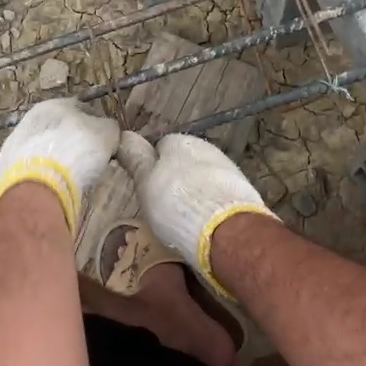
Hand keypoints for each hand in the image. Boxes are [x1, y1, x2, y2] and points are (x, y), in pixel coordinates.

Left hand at [0, 99, 120, 231]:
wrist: (43, 182)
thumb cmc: (78, 152)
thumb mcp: (107, 135)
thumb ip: (109, 128)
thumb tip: (107, 129)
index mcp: (55, 106)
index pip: (79, 108)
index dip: (93, 124)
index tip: (101, 141)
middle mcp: (30, 119)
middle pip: (53, 126)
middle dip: (65, 138)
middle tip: (80, 159)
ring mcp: (12, 142)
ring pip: (29, 144)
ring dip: (41, 154)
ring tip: (55, 174)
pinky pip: (3, 166)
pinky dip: (10, 171)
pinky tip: (21, 182)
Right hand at [116, 131, 276, 297]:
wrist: (226, 229)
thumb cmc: (176, 203)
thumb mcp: (145, 183)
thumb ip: (135, 159)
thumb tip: (124, 135)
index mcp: (178, 141)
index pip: (160, 147)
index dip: (153, 169)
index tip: (149, 190)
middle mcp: (204, 147)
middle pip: (183, 163)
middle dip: (176, 181)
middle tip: (166, 208)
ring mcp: (226, 167)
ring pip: (202, 178)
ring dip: (195, 193)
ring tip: (187, 220)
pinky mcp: (241, 188)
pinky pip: (218, 193)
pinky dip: (211, 205)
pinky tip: (207, 224)